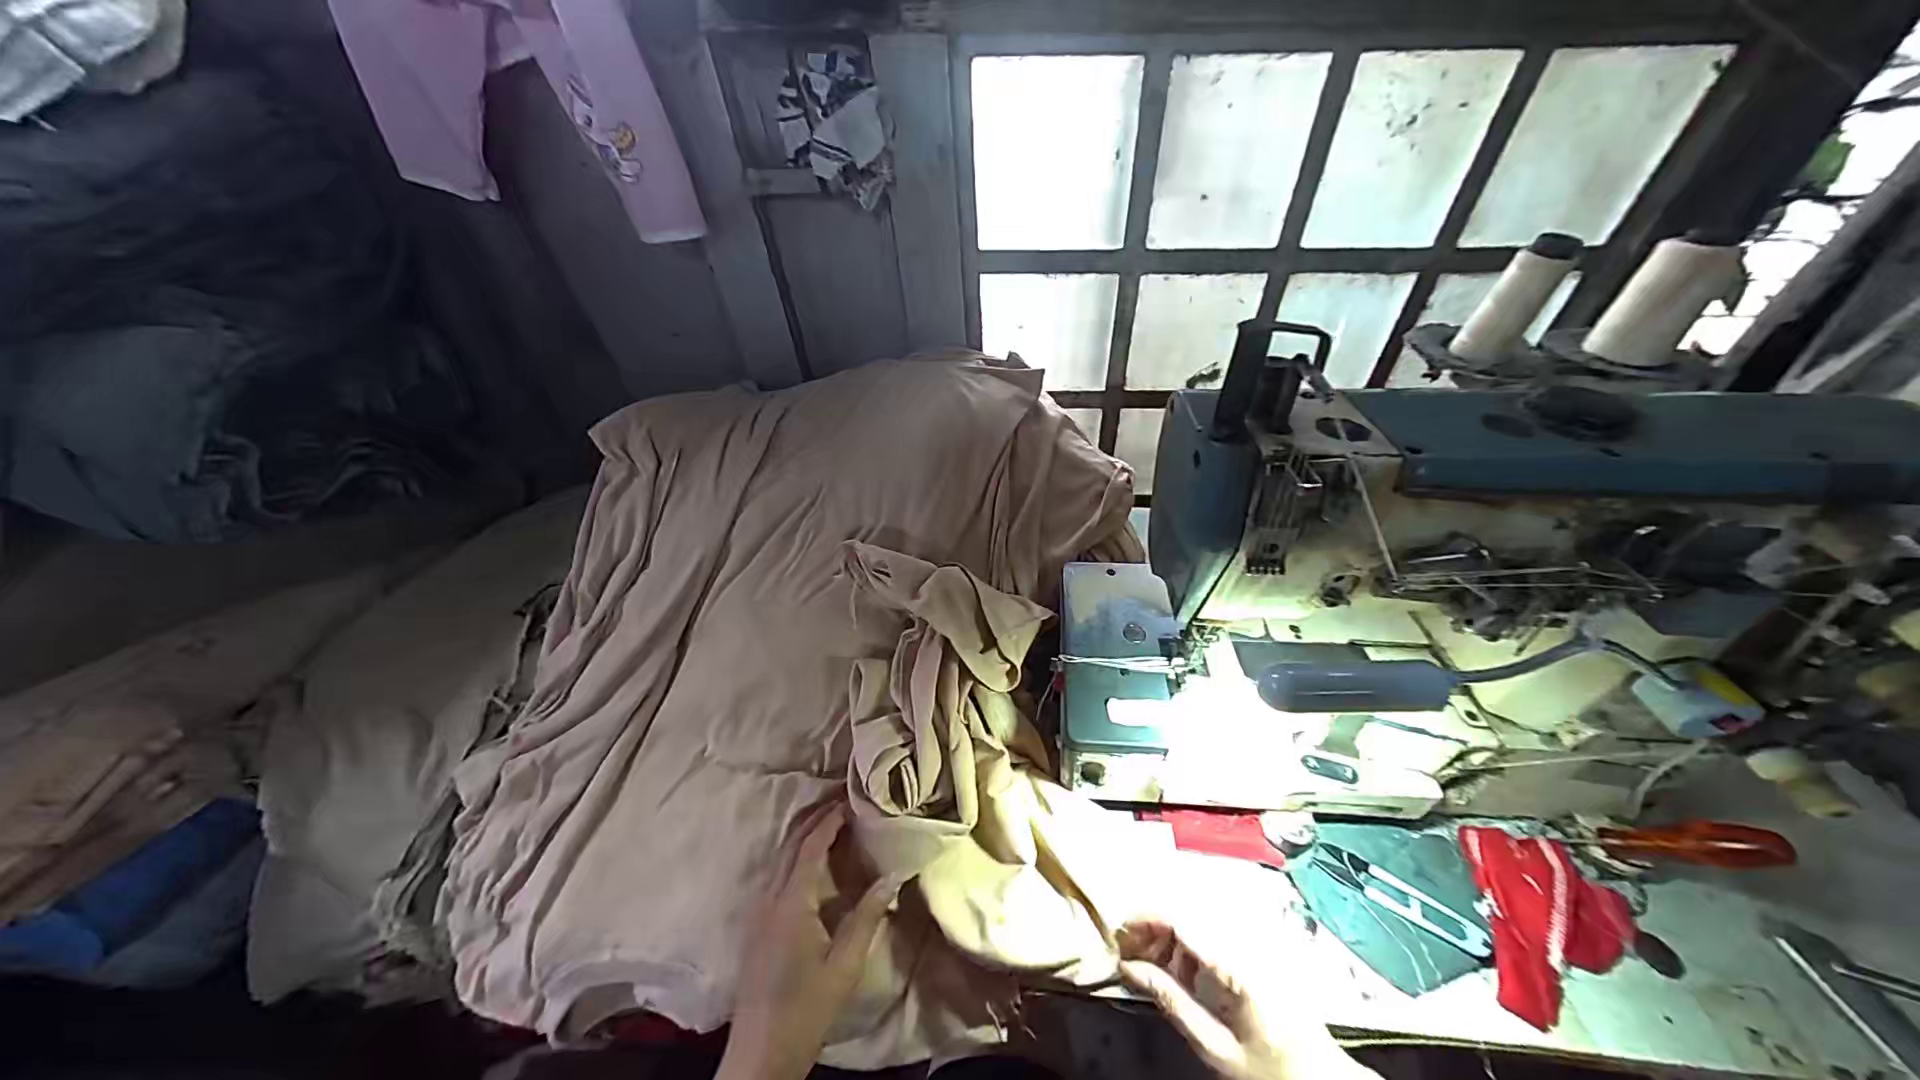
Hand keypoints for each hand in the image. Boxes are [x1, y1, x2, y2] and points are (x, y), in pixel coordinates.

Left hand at [718, 803, 905, 1079]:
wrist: (760, 1055)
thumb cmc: (806, 1009)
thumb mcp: (845, 965)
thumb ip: (867, 917)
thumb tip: (893, 876)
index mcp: (791, 902)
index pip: (811, 845)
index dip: (831, 818)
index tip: (853, 797)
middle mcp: (770, 897)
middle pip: (792, 843)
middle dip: (816, 815)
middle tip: (845, 797)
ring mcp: (759, 910)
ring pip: (782, 856)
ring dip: (806, 833)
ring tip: (835, 819)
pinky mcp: (758, 923)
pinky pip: (778, 873)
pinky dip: (798, 854)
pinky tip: (817, 860)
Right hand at [1117, 918, 1377, 1079]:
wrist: (1325, 1079)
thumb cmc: (1269, 1069)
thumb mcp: (1214, 1046)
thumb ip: (1170, 1001)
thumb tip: (1128, 968)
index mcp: (1235, 962)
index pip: (1179, 918)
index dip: (1143, 919)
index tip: (1118, 934)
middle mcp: (1245, 939)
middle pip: (1185, 908)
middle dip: (1151, 924)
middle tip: (1128, 950)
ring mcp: (1254, 938)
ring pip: (1196, 913)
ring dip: (1167, 931)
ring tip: (1150, 962)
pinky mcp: (1258, 944)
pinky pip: (1212, 926)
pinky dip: (1188, 938)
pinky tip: (1180, 966)